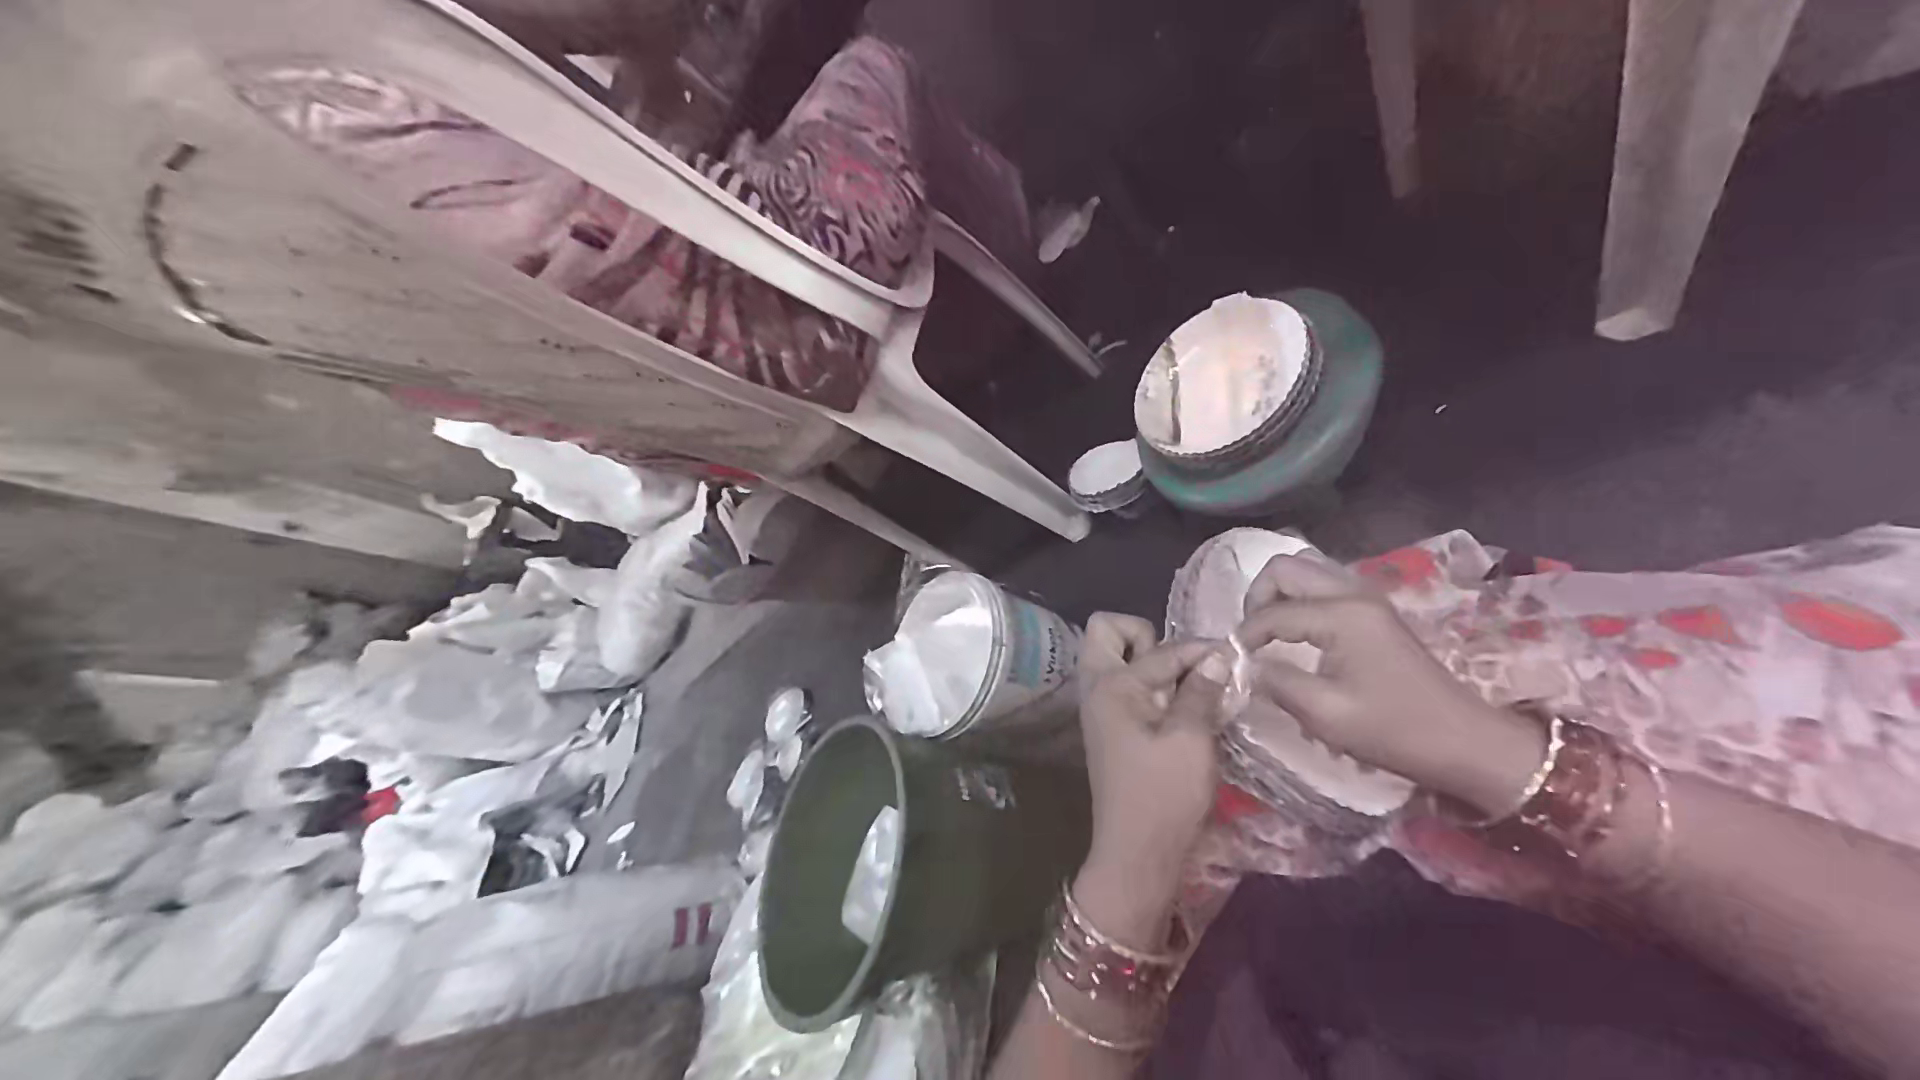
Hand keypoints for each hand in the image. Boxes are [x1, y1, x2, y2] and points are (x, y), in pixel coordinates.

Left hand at [1074, 613, 1226, 938]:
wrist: (1137, 853)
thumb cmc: (1164, 796)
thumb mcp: (1190, 740)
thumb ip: (1201, 692)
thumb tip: (1216, 654)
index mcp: (1109, 685)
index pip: (1160, 650)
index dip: (1200, 650)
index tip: (1233, 654)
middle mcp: (1096, 687)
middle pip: (1108, 633)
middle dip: (1146, 637)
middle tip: (1183, 667)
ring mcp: (1101, 706)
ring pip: (1115, 657)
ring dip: (1149, 660)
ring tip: (1188, 686)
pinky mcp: (1112, 725)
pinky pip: (1125, 684)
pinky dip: (1150, 683)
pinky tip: (1182, 704)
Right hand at [1235, 554, 1545, 815]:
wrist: (1467, 743)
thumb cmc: (1395, 731)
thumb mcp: (1325, 714)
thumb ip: (1276, 682)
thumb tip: (1245, 665)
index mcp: (1342, 615)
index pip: (1272, 612)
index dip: (1245, 635)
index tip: (1232, 661)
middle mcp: (1353, 593)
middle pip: (1286, 567)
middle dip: (1257, 597)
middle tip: (1251, 635)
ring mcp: (1368, 598)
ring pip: (1306, 568)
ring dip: (1279, 592)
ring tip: (1270, 629)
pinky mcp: (1374, 610)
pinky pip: (1324, 583)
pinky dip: (1300, 598)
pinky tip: (1297, 631)